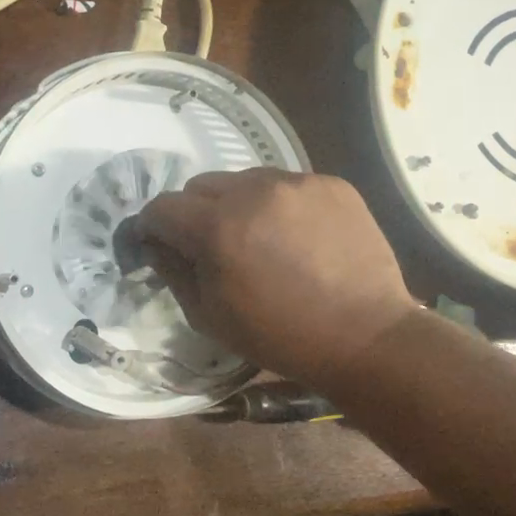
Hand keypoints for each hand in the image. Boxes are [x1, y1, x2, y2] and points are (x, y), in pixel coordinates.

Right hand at [137, 168, 415, 389]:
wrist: (363, 335)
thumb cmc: (275, 335)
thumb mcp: (207, 315)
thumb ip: (173, 271)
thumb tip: (156, 245)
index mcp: (217, 227)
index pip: (162, 207)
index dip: (152, 227)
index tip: (158, 246)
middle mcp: (254, 191)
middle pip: (199, 186)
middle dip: (193, 213)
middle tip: (209, 248)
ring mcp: (297, 183)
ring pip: (243, 180)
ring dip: (235, 205)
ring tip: (255, 240)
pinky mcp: (331, 185)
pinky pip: (285, 184)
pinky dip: (276, 206)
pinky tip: (292, 238)